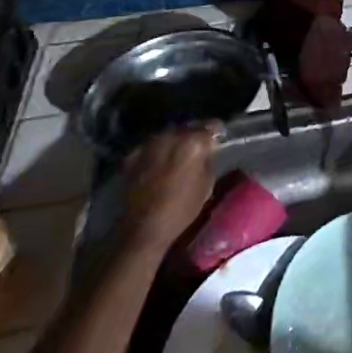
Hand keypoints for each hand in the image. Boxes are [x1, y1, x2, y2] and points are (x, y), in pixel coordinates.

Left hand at [120, 122, 217, 253]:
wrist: (143, 226)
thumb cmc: (182, 209)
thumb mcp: (207, 185)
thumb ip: (208, 161)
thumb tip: (206, 152)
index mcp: (194, 142)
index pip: (211, 126)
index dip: (216, 133)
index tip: (218, 139)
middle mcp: (171, 135)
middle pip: (187, 128)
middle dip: (193, 135)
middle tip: (197, 148)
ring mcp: (149, 143)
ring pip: (168, 135)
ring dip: (174, 142)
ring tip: (177, 156)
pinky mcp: (133, 154)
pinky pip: (151, 146)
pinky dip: (157, 152)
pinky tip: (158, 164)